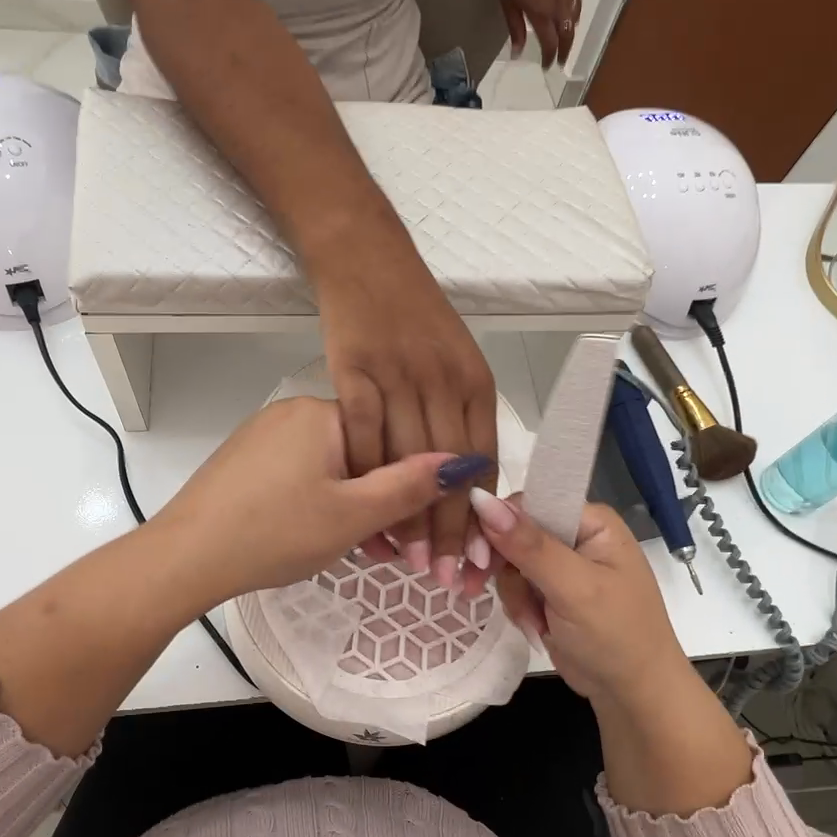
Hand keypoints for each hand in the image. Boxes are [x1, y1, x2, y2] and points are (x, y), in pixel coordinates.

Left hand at [153, 396, 489, 599]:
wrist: (183, 558)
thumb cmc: (274, 533)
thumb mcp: (353, 515)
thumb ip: (411, 487)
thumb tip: (464, 462)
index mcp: (322, 411)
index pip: (390, 432)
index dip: (413, 480)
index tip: (425, 525)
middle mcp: (292, 412)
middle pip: (362, 453)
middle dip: (384, 501)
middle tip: (400, 552)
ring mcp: (264, 436)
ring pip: (331, 470)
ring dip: (354, 510)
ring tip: (367, 554)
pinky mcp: (246, 463)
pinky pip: (300, 477)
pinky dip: (320, 506)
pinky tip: (324, 540)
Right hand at [315, 247, 497, 594]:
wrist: (365, 258)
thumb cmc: (412, 311)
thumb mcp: (454, 356)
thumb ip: (461, 412)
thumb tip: (462, 473)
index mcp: (474, 380)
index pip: (481, 459)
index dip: (480, 513)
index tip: (478, 556)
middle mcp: (443, 381)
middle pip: (447, 470)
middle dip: (447, 531)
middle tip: (445, 577)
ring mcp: (397, 377)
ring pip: (405, 462)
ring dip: (405, 517)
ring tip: (406, 562)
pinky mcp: (355, 373)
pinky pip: (362, 437)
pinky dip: (362, 480)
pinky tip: (361, 514)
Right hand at [469, 489, 686, 711]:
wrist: (634, 693)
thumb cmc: (616, 636)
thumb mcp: (572, 588)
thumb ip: (528, 544)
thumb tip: (480, 498)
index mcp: (590, 520)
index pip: (526, 503)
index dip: (495, 526)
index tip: (476, 557)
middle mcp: (575, 534)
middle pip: (512, 532)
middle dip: (499, 566)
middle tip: (473, 588)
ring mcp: (562, 564)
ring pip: (508, 562)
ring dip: (513, 595)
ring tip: (532, 624)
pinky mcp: (550, 591)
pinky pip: (515, 586)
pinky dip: (518, 607)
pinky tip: (534, 628)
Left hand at [495, 0, 580, 67]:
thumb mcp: (508, 5)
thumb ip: (515, 30)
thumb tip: (518, 53)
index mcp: (541, 13)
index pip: (550, 43)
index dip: (550, 57)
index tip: (547, 67)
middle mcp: (558, 5)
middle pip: (567, 34)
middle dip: (565, 50)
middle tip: (560, 61)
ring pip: (575, 18)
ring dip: (571, 33)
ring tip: (565, 42)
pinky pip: (578, 1)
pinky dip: (576, 13)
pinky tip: (572, 17)